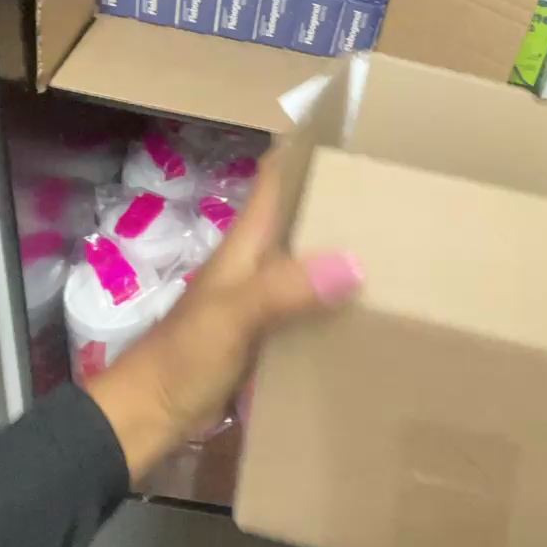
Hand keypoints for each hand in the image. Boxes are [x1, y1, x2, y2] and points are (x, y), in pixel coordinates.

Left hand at [84, 157, 363, 477]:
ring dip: (340, 248)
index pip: (276, 176)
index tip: (352, 134)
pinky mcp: (269, 330)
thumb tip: (355, 262)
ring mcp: (263, 295)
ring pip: (308, 257)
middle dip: (340, 199)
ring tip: (394, 242)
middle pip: (300, 214)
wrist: (151, 412)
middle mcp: (259, 258)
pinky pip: (310, 301)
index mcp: (248, 241)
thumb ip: (285, 288)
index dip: (305, 148)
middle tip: (394, 191)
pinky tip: (367, 305)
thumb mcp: (233, 316)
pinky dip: (335, 296)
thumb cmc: (184, 355)